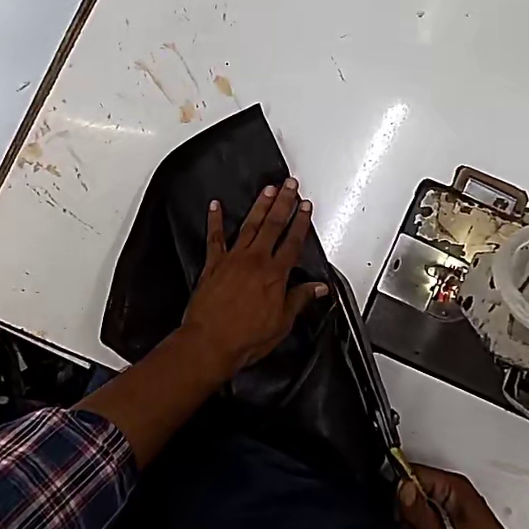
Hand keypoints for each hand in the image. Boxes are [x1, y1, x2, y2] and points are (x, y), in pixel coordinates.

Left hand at [177, 178, 327, 373]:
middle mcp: (255, 261)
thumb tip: (318, 289)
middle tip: (290, 185)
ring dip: (260, 205)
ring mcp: (233, 259)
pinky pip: (214, 237)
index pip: (293, 242)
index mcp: (275, 274)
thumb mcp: (282, 323)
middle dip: (284, 203)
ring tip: (268, 189)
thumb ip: (300, 299)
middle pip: (273, 225)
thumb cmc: (244, 337)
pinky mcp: (213, 264)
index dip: (301, 222)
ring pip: (250, 225)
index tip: (306, 207)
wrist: (209, 343)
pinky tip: (215, 206)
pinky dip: (215, 220)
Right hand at [399, 464, 528, 528]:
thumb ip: (422, 515)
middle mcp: (454, 496)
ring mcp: (453, 514)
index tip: (405, 520)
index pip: (411, 473)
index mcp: (455, 488)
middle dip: (413, 528)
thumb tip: (402, 487)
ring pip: (417, 520)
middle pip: (411, 499)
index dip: (401, 497)